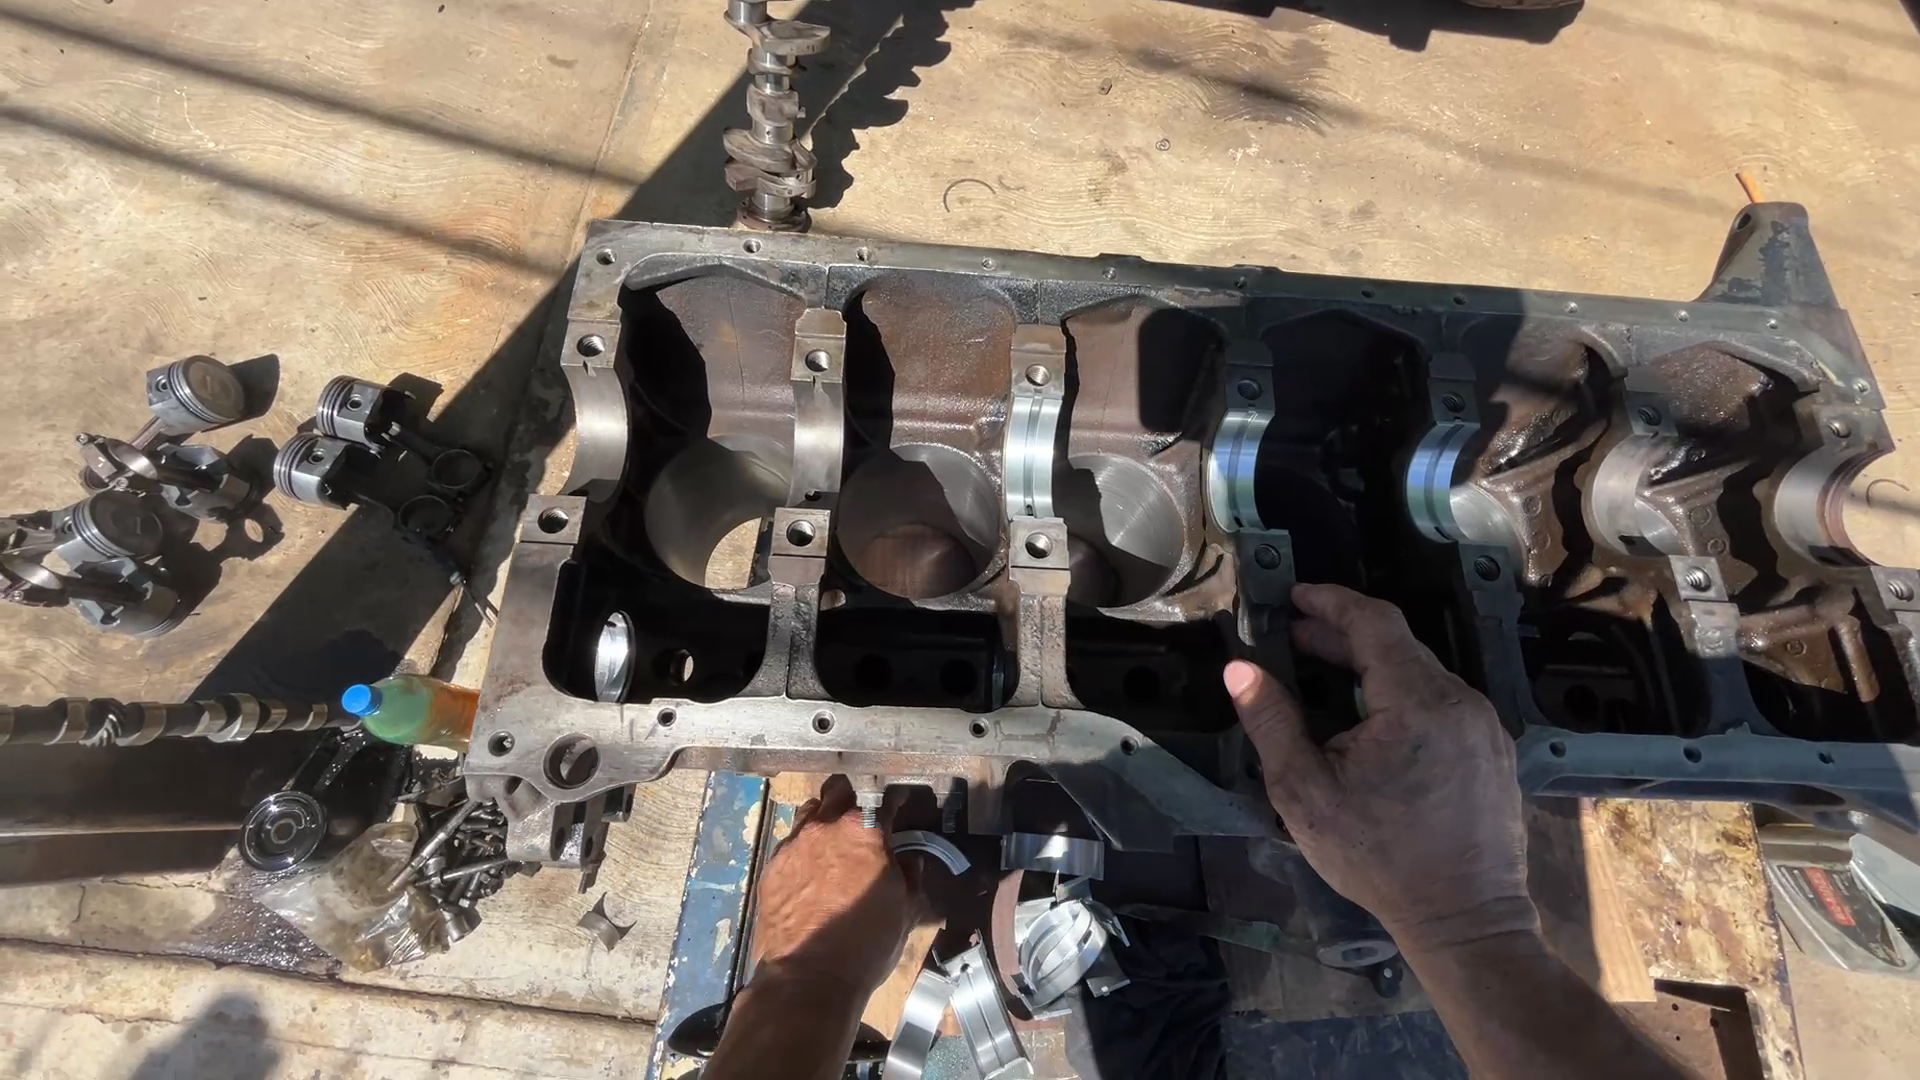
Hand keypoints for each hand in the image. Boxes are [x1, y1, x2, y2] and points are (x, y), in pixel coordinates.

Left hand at [748, 776, 918, 999]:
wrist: (806, 980)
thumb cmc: (865, 945)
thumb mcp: (904, 910)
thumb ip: (909, 875)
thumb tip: (908, 861)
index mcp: (865, 830)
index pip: (886, 799)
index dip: (895, 800)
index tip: (898, 805)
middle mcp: (827, 826)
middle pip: (840, 791)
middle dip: (853, 798)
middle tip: (861, 817)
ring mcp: (795, 843)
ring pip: (811, 810)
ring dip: (824, 817)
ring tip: (831, 837)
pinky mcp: (772, 865)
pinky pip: (790, 841)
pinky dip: (803, 847)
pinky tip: (809, 868)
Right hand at [1224, 583, 1538, 953]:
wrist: (1466, 922)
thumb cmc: (1376, 855)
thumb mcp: (1303, 791)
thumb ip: (1270, 721)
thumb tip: (1239, 668)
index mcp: (1418, 703)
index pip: (1375, 623)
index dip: (1331, 601)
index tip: (1294, 595)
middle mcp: (1460, 702)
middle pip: (1397, 643)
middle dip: (1340, 633)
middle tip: (1292, 638)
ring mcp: (1483, 727)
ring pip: (1419, 669)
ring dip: (1367, 660)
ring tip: (1320, 669)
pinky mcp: (1492, 750)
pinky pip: (1438, 696)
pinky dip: (1395, 686)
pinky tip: (1366, 710)